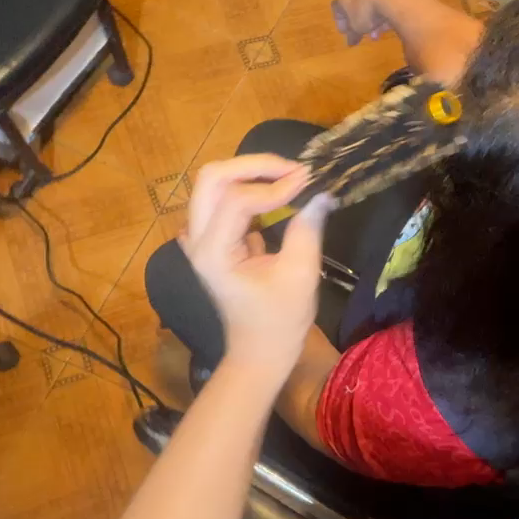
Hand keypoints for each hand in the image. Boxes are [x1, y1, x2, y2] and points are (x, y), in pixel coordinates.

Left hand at [180, 156, 331, 377]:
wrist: (260, 352)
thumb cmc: (280, 321)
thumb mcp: (301, 275)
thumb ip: (307, 229)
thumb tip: (322, 192)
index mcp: (212, 253)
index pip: (237, 200)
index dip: (275, 187)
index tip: (310, 182)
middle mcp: (197, 240)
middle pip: (212, 178)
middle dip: (254, 166)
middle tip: (294, 170)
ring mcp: (199, 238)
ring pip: (214, 184)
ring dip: (251, 174)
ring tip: (289, 177)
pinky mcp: (212, 238)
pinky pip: (222, 199)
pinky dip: (248, 188)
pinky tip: (277, 194)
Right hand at [331, 0, 391, 45]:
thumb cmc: (365, 14)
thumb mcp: (355, 28)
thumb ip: (352, 35)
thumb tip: (350, 42)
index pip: (336, 8)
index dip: (340, 22)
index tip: (345, 32)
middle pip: (353, 9)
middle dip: (357, 24)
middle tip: (359, 35)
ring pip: (368, 10)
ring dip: (370, 24)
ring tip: (374, 37)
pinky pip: (381, 9)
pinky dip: (381, 19)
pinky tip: (385, 30)